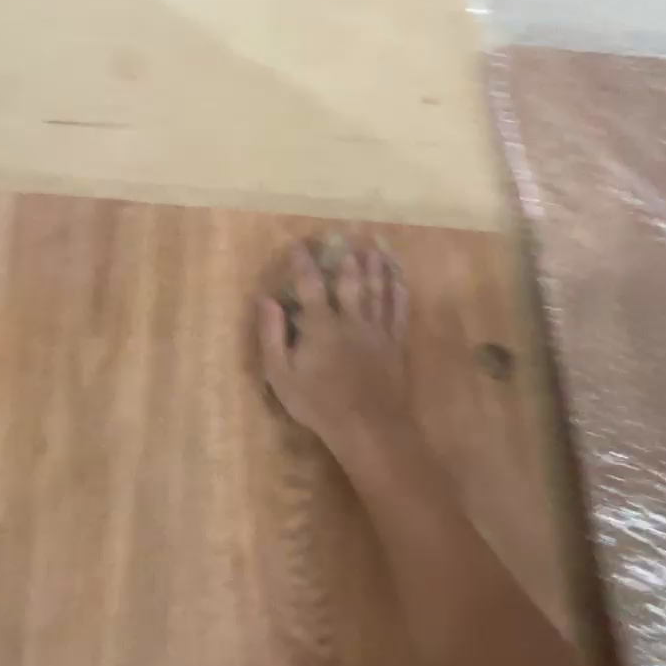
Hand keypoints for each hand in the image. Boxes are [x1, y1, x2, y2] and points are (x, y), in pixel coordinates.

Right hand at [257, 239, 412, 453]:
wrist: (368, 427)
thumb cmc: (318, 403)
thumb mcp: (280, 374)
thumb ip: (271, 335)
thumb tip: (266, 300)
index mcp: (320, 324)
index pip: (309, 285)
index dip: (302, 263)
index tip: (297, 245)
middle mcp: (350, 319)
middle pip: (349, 281)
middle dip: (345, 258)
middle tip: (345, 238)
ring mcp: (376, 331)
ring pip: (377, 290)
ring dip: (375, 267)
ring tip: (374, 247)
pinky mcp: (395, 344)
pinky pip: (398, 311)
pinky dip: (399, 291)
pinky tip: (399, 279)